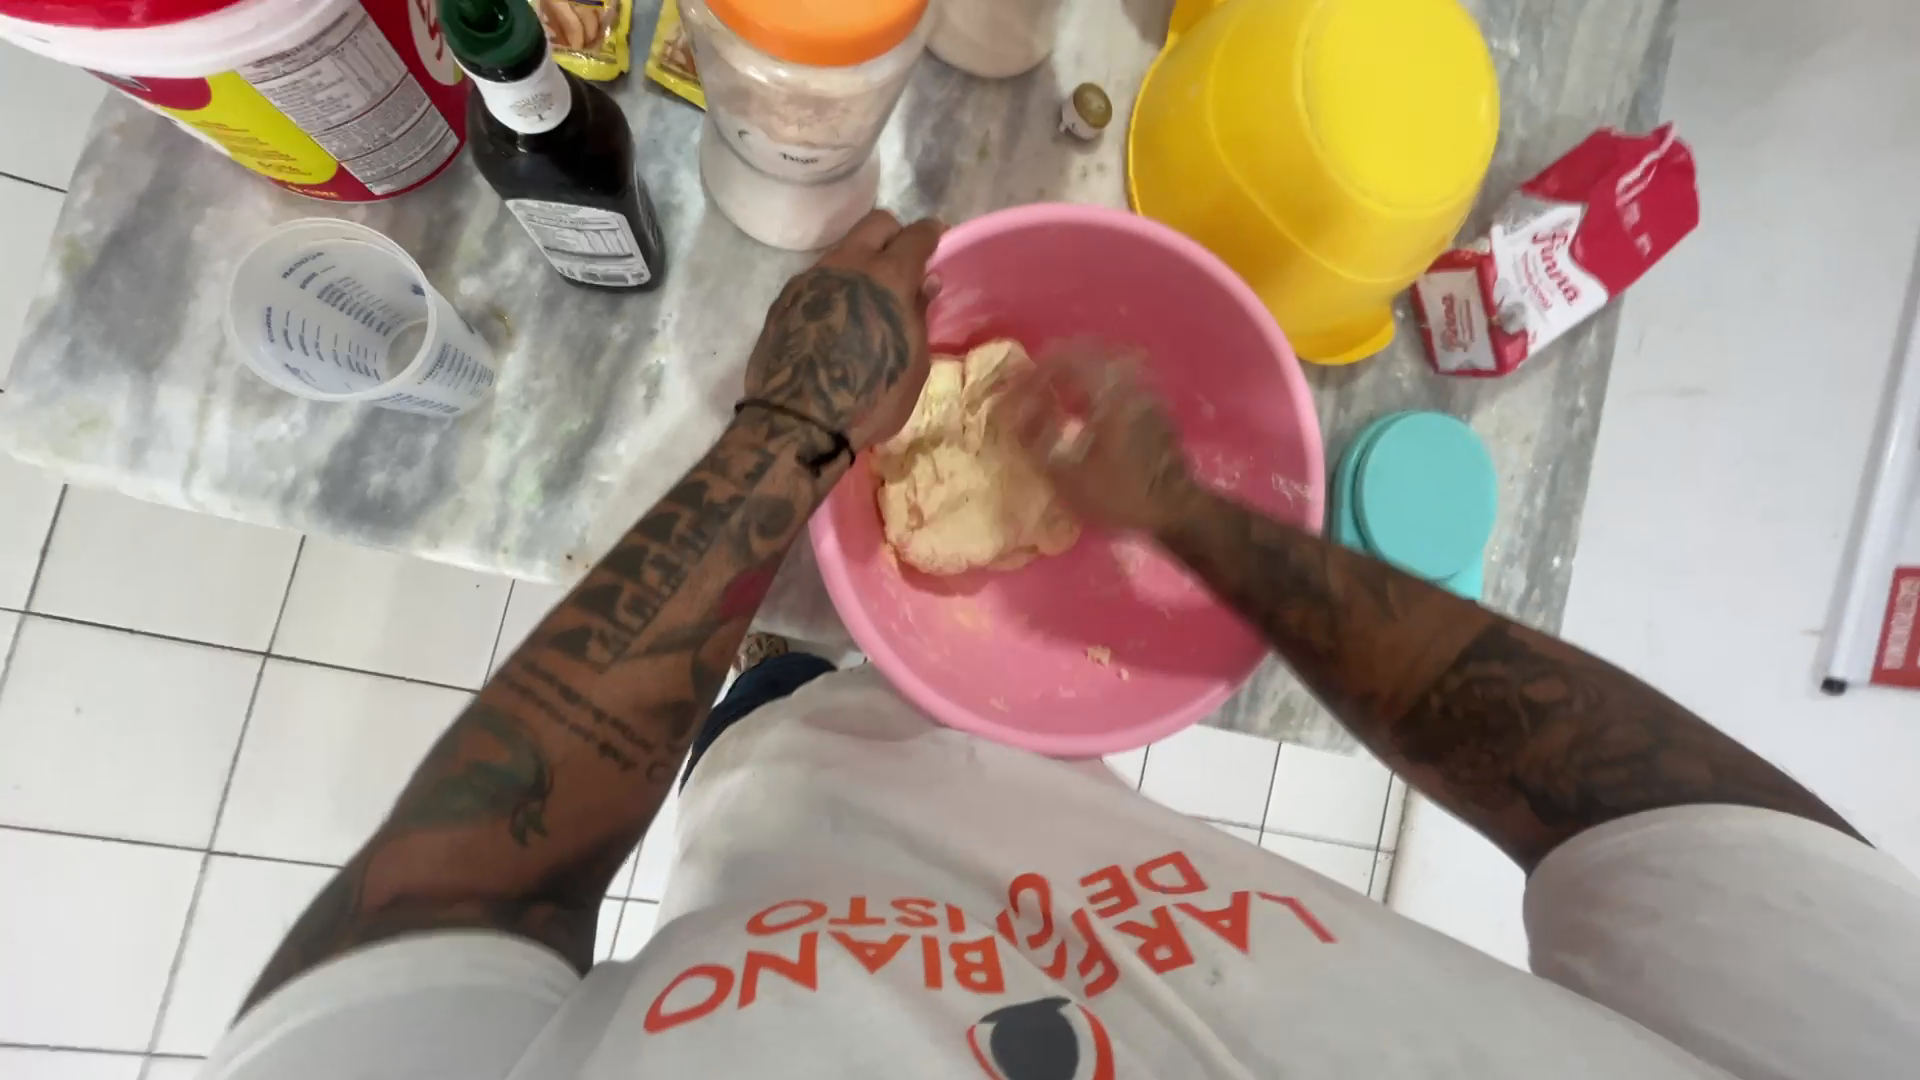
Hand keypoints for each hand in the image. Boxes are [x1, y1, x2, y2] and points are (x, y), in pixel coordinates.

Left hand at [743, 210, 944, 450]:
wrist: (798, 423)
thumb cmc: (871, 400)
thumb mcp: (913, 364)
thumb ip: (919, 315)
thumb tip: (924, 283)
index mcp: (887, 277)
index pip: (916, 236)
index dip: (931, 235)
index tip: (937, 241)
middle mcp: (846, 265)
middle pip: (876, 224)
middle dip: (895, 236)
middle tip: (904, 266)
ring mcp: (810, 279)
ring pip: (843, 251)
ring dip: (862, 264)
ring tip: (868, 299)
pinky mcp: (784, 300)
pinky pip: (818, 279)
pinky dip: (836, 288)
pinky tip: (837, 320)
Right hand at [1002, 350, 1201, 533]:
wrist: (1175, 510)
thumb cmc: (1120, 494)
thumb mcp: (1067, 473)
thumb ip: (1035, 437)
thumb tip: (1011, 412)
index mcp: (1108, 389)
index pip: (1059, 361)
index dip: (1030, 376)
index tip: (1011, 395)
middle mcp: (1128, 378)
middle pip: (1081, 352)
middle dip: (1050, 368)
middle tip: (1028, 389)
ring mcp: (1144, 387)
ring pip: (1100, 361)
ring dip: (1072, 374)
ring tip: (1052, 397)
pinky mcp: (1151, 402)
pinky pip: (1115, 376)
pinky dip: (1092, 384)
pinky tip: (1081, 408)